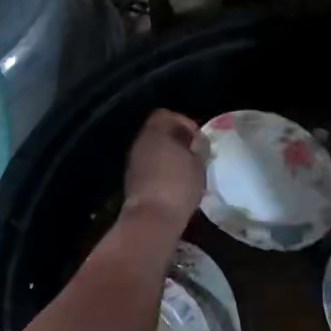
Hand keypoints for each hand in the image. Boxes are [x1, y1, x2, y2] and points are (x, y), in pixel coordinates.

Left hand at [122, 109, 206, 229]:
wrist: (152, 216)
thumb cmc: (179, 185)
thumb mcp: (198, 163)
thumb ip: (198, 146)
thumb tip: (195, 140)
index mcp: (155, 132)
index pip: (164, 115)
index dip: (183, 122)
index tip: (197, 139)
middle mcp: (140, 142)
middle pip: (157, 132)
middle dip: (176, 140)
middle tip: (194, 155)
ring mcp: (133, 160)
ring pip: (152, 149)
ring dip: (168, 155)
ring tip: (186, 170)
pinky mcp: (132, 177)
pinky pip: (148, 164)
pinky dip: (160, 168)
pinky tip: (173, 182)